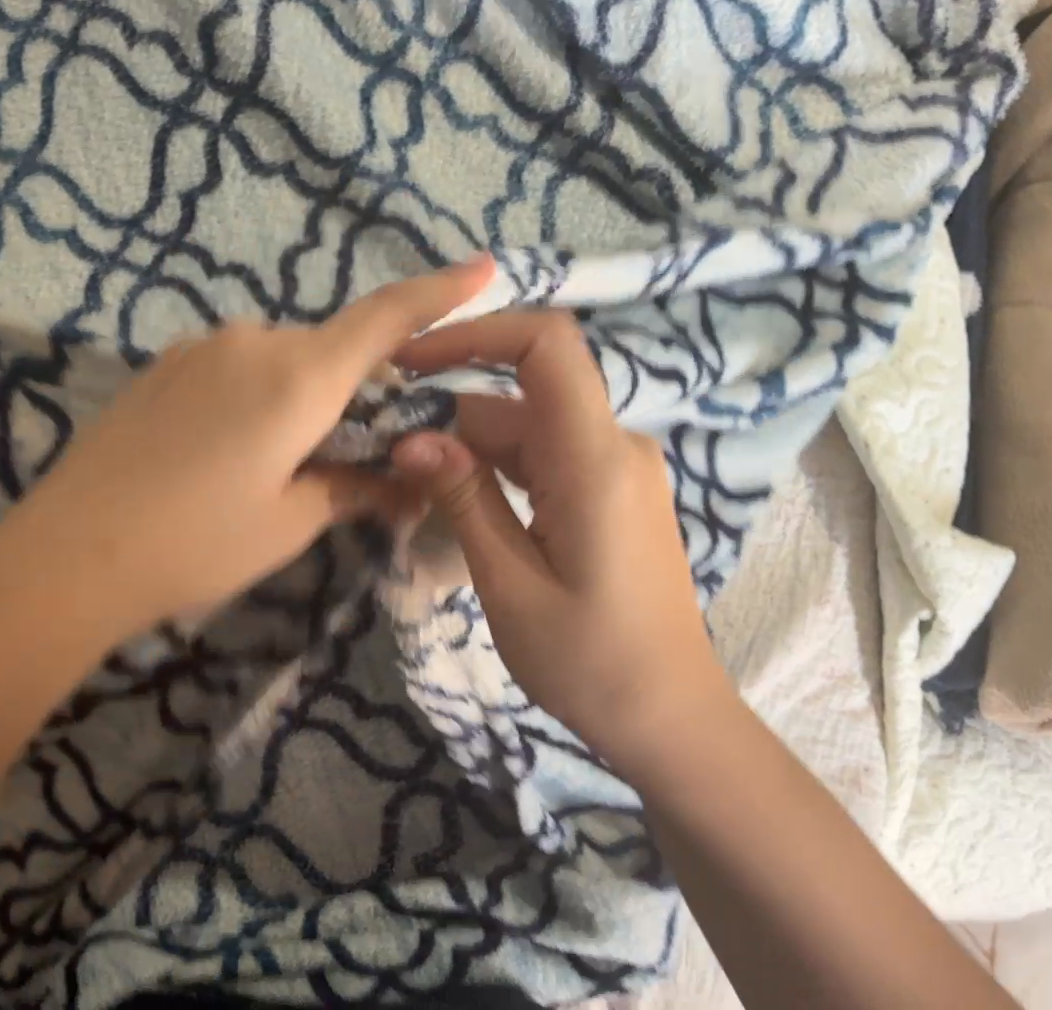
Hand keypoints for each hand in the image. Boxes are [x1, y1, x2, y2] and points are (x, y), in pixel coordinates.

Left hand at [0, 256, 494, 646]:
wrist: (72, 552)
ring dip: (297, 398)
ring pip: (278, 362)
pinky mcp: (162, 367)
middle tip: (357, 455)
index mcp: (297, 376)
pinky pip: (232, 369)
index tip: (484, 266)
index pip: (384, 320)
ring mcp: (199, 349)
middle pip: (328, 350)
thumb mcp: (287, 523)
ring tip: (277, 466)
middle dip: (352, 391)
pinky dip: (254, 398)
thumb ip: (353, 489)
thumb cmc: (194, 544)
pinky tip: (226, 454)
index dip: (439, 292)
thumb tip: (407, 484)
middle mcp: (251, 341)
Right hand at [389, 310, 732, 770]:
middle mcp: (613, 447)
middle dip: (448, 413)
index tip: (408, 361)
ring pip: (525, 428)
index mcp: (594, 460)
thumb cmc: (589, 660)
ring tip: (406, 484)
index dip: (475, 332)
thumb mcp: (509, 582)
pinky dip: (494, 470)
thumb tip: (410, 437)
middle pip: (520, 395)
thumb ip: (463, 498)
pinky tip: (453, 502)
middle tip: (382, 452)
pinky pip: (543, 458)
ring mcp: (614, 470)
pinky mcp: (608, 494)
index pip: (546, 345)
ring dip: (466, 448)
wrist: (669, 719)